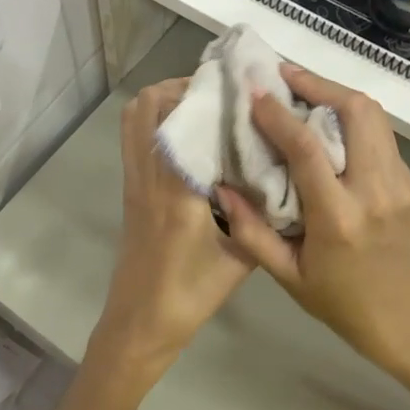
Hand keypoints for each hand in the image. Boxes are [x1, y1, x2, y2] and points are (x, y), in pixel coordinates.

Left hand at [94, 78, 253, 366]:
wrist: (139, 324)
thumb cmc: (188, 296)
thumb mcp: (237, 260)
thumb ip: (257, 218)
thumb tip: (280, 183)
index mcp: (175, 190)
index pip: (181, 121)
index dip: (204, 92)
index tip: (235, 84)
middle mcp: (148, 178)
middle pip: (145, 106)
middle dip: (180, 88)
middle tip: (219, 94)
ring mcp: (133, 184)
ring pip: (134, 122)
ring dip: (165, 104)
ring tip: (206, 111)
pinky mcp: (130, 195)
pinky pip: (137, 143)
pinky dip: (158, 127)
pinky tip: (194, 143)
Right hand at [217, 64, 409, 374]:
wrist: (398, 316)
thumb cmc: (334, 299)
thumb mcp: (284, 273)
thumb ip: (250, 230)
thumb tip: (221, 188)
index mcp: (339, 217)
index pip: (308, 148)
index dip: (278, 114)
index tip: (254, 91)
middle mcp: (375, 191)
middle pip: (356, 112)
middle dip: (318, 84)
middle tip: (282, 76)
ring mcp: (399, 183)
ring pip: (374, 116)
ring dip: (336, 95)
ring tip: (301, 90)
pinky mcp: (409, 182)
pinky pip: (380, 134)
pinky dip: (352, 117)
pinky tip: (325, 122)